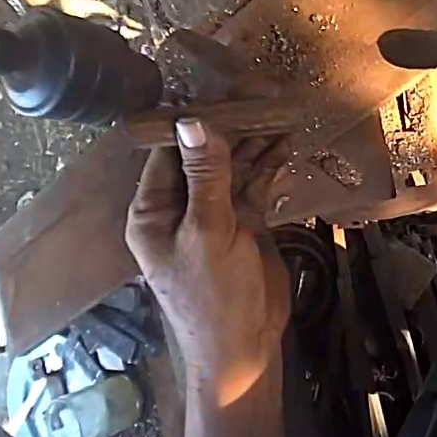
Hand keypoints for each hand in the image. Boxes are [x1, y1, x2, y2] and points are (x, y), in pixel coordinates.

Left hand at [126, 119, 292, 405]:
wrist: (243, 347)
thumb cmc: (213, 296)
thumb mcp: (207, 232)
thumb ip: (205, 177)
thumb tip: (192, 121)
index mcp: (153, 211)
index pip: (166, 153)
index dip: (190, 122)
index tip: (218, 89)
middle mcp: (179, 208)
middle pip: (202, 156)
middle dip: (229, 129)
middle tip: (258, 95)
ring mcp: (212, 214)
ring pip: (231, 169)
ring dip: (253, 143)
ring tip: (278, 112)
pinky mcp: (241, 223)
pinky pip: (251, 186)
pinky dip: (267, 166)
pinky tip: (284, 143)